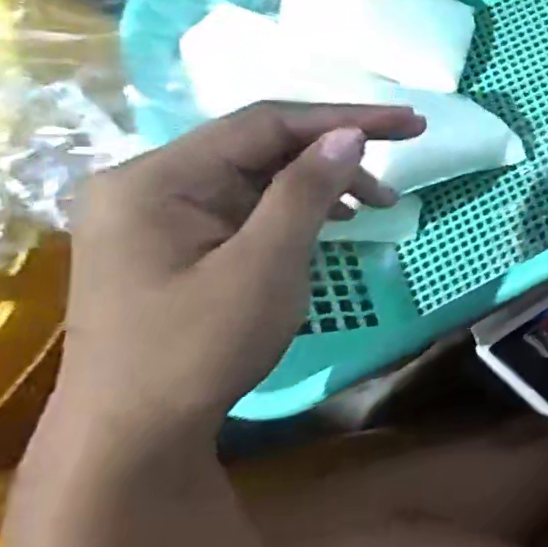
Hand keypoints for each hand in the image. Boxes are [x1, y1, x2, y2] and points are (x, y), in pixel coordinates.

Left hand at [54, 102, 424, 439]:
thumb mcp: (266, 264)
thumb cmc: (200, 344)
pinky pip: (248, 204)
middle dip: (336, 152)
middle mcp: (150, 183)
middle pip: (260, 145)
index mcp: (157, 178)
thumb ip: (306, 192)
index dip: (344, 118)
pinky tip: (336, 220)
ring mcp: (160, 213)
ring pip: (258, 175)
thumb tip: (350, 135)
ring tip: (379, 204)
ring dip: (323, 182)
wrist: (135, 428)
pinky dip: (300, 207)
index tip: (411, 123)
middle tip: (403, 163)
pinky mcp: (176, 241)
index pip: (264, 124)